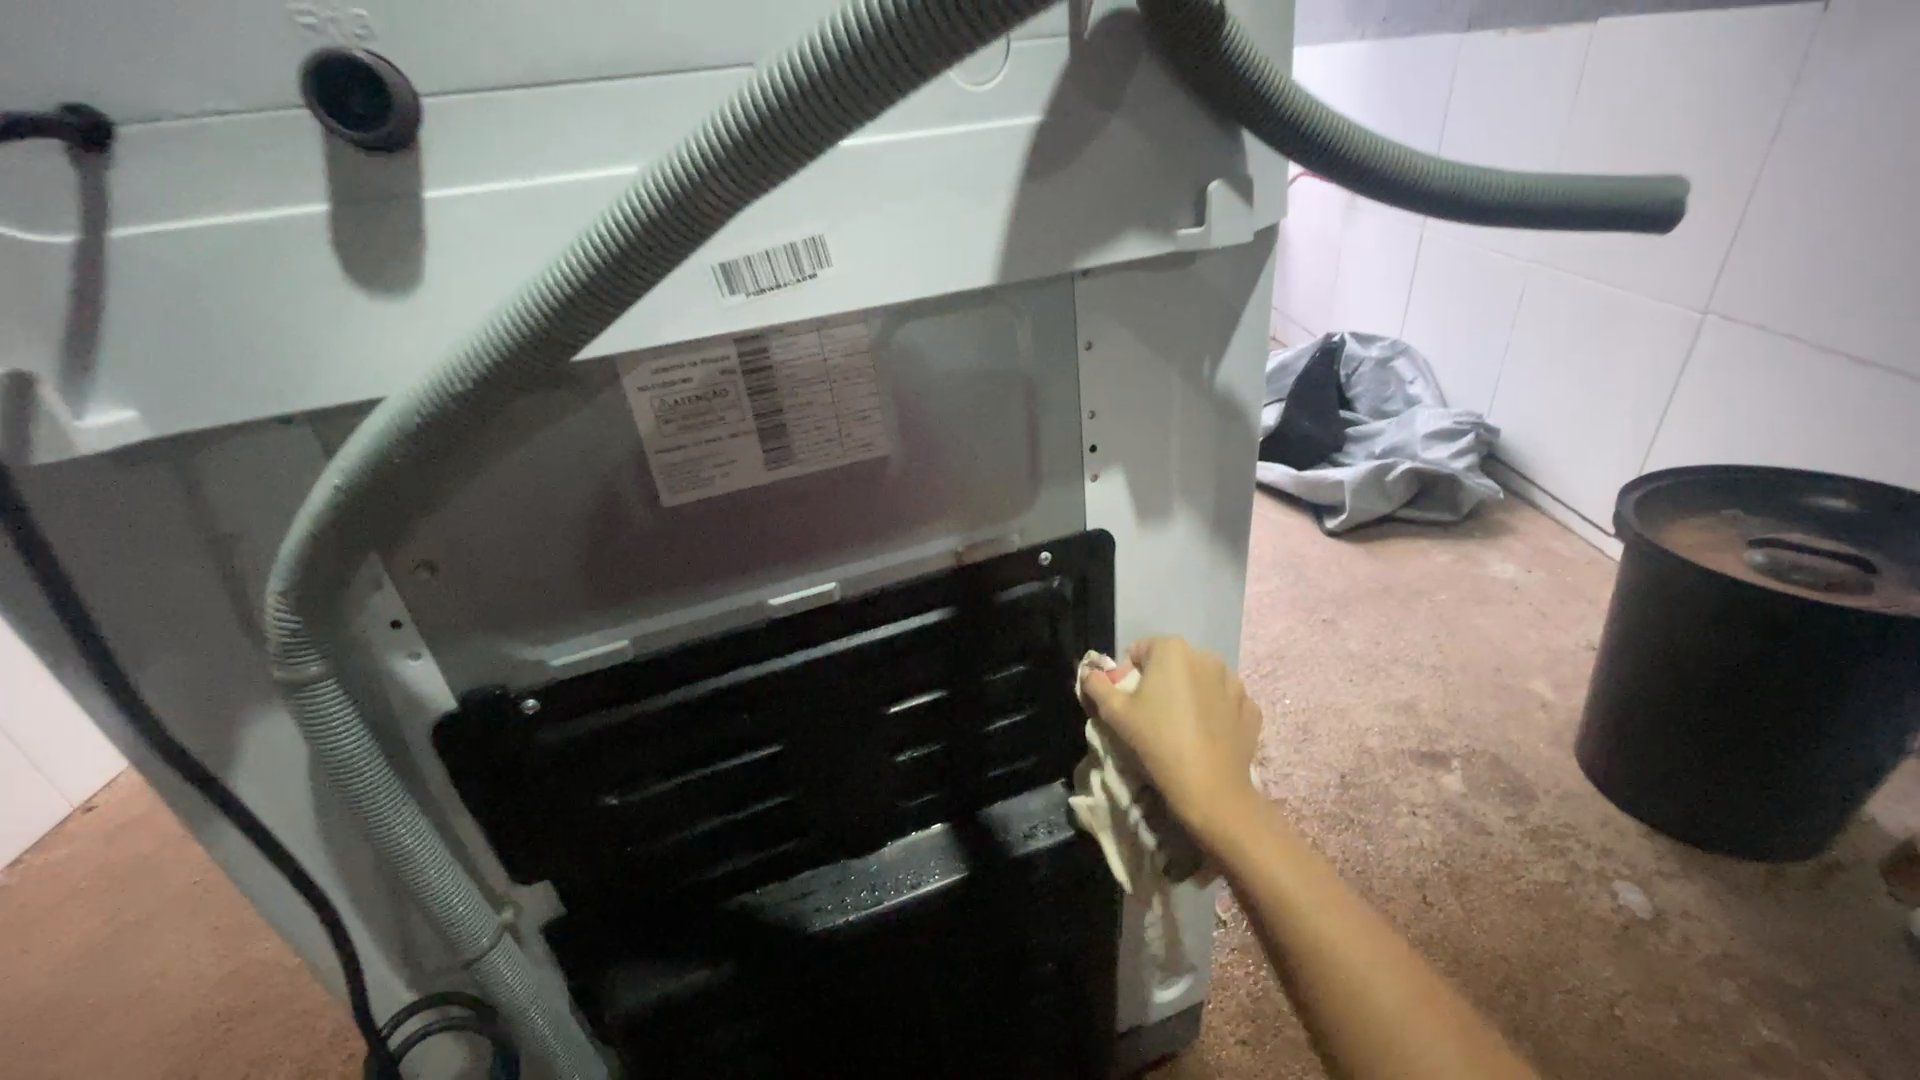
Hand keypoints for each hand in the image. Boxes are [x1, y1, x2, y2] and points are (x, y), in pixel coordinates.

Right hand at [1079, 636, 1262, 837]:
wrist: (1209, 787)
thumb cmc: (1156, 741)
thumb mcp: (1114, 713)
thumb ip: (1096, 685)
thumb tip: (1089, 672)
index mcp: (1172, 650)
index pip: (1140, 651)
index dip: (1129, 675)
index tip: (1129, 703)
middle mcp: (1206, 656)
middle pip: (1173, 663)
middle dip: (1161, 682)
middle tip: (1152, 716)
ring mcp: (1234, 681)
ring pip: (1201, 681)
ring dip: (1190, 694)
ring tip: (1181, 728)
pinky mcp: (1251, 707)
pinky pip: (1225, 702)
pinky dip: (1215, 712)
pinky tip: (1206, 736)